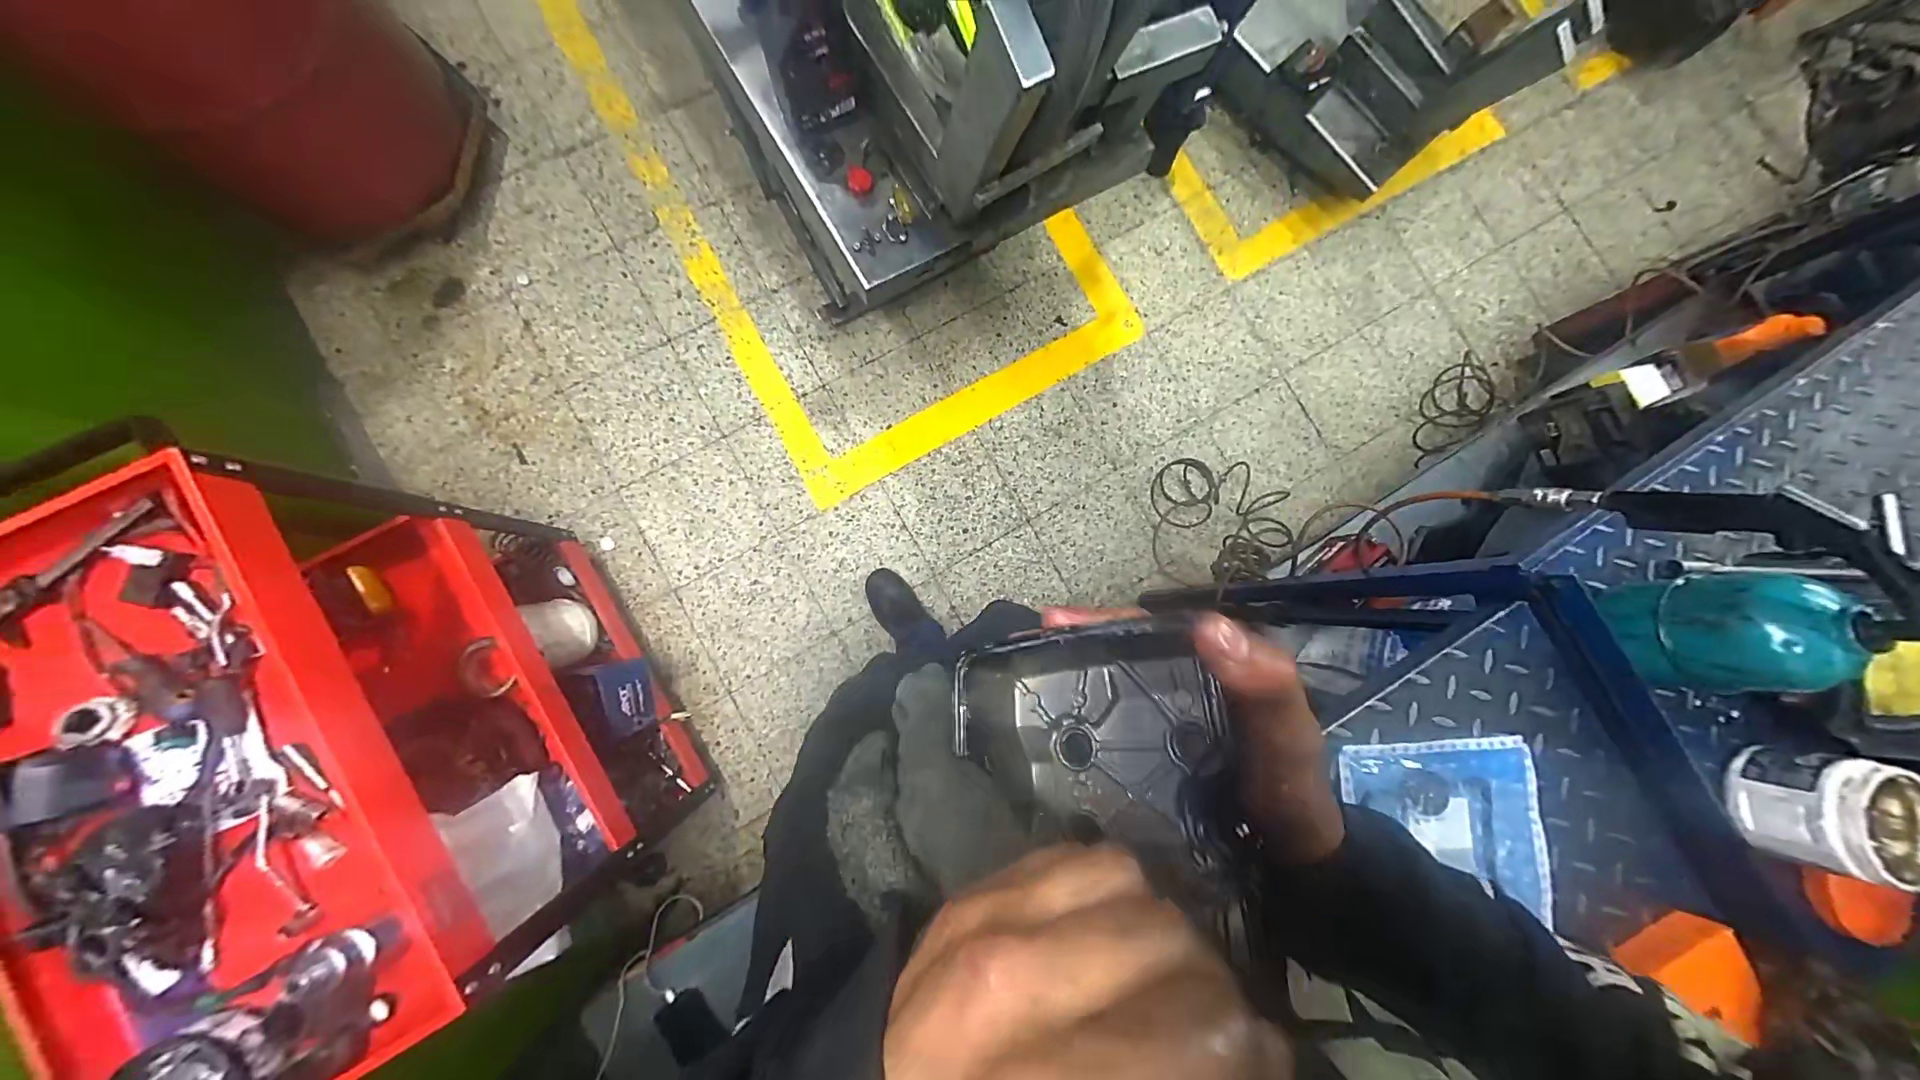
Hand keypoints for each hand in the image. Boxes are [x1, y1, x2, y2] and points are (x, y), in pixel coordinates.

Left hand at [883, 845, 1290, 1079]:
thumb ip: (1168, 1070)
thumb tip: (1259, 1045)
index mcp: (1032, 1076)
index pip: (1188, 1028)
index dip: (1245, 1046)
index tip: (1257, 1058)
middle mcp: (1004, 982)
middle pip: (1163, 942)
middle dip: (1210, 983)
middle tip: (1209, 1016)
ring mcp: (983, 917)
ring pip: (1126, 880)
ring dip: (1159, 925)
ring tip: (1154, 965)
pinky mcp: (976, 886)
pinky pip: (1076, 854)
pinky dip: (1112, 885)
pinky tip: (1108, 922)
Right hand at [1043, 608, 1344, 863]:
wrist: (1289, 860)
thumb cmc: (1291, 789)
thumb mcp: (1287, 734)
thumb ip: (1267, 685)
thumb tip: (1208, 625)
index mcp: (1211, 661)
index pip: (1149, 627)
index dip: (1102, 620)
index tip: (1054, 621)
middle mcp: (1180, 678)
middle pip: (1117, 649)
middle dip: (1068, 641)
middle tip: (1020, 644)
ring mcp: (1160, 713)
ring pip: (1107, 681)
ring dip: (1064, 672)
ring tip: (1018, 671)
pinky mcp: (1146, 747)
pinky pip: (1107, 720)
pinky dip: (1076, 714)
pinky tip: (1044, 722)